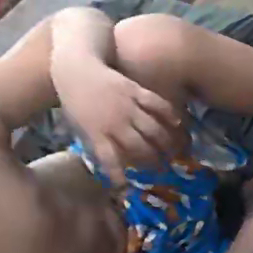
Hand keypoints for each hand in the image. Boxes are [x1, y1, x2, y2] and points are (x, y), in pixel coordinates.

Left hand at [52, 54, 185, 180]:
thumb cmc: (74, 99)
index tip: (125, 186)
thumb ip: (94, 142)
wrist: (75, 66)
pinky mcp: (136, 90)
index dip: (118, 175)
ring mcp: (127, 106)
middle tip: (162, 168)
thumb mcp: (78, 125)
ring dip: (166, 142)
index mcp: (96, 133)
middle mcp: (114, 123)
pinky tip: (178, 122)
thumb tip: (110, 159)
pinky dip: (169, 114)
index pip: (110, 160)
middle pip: (139, 146)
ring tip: (175, 150)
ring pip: (152, 128)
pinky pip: (157, 104)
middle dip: (153, 160)